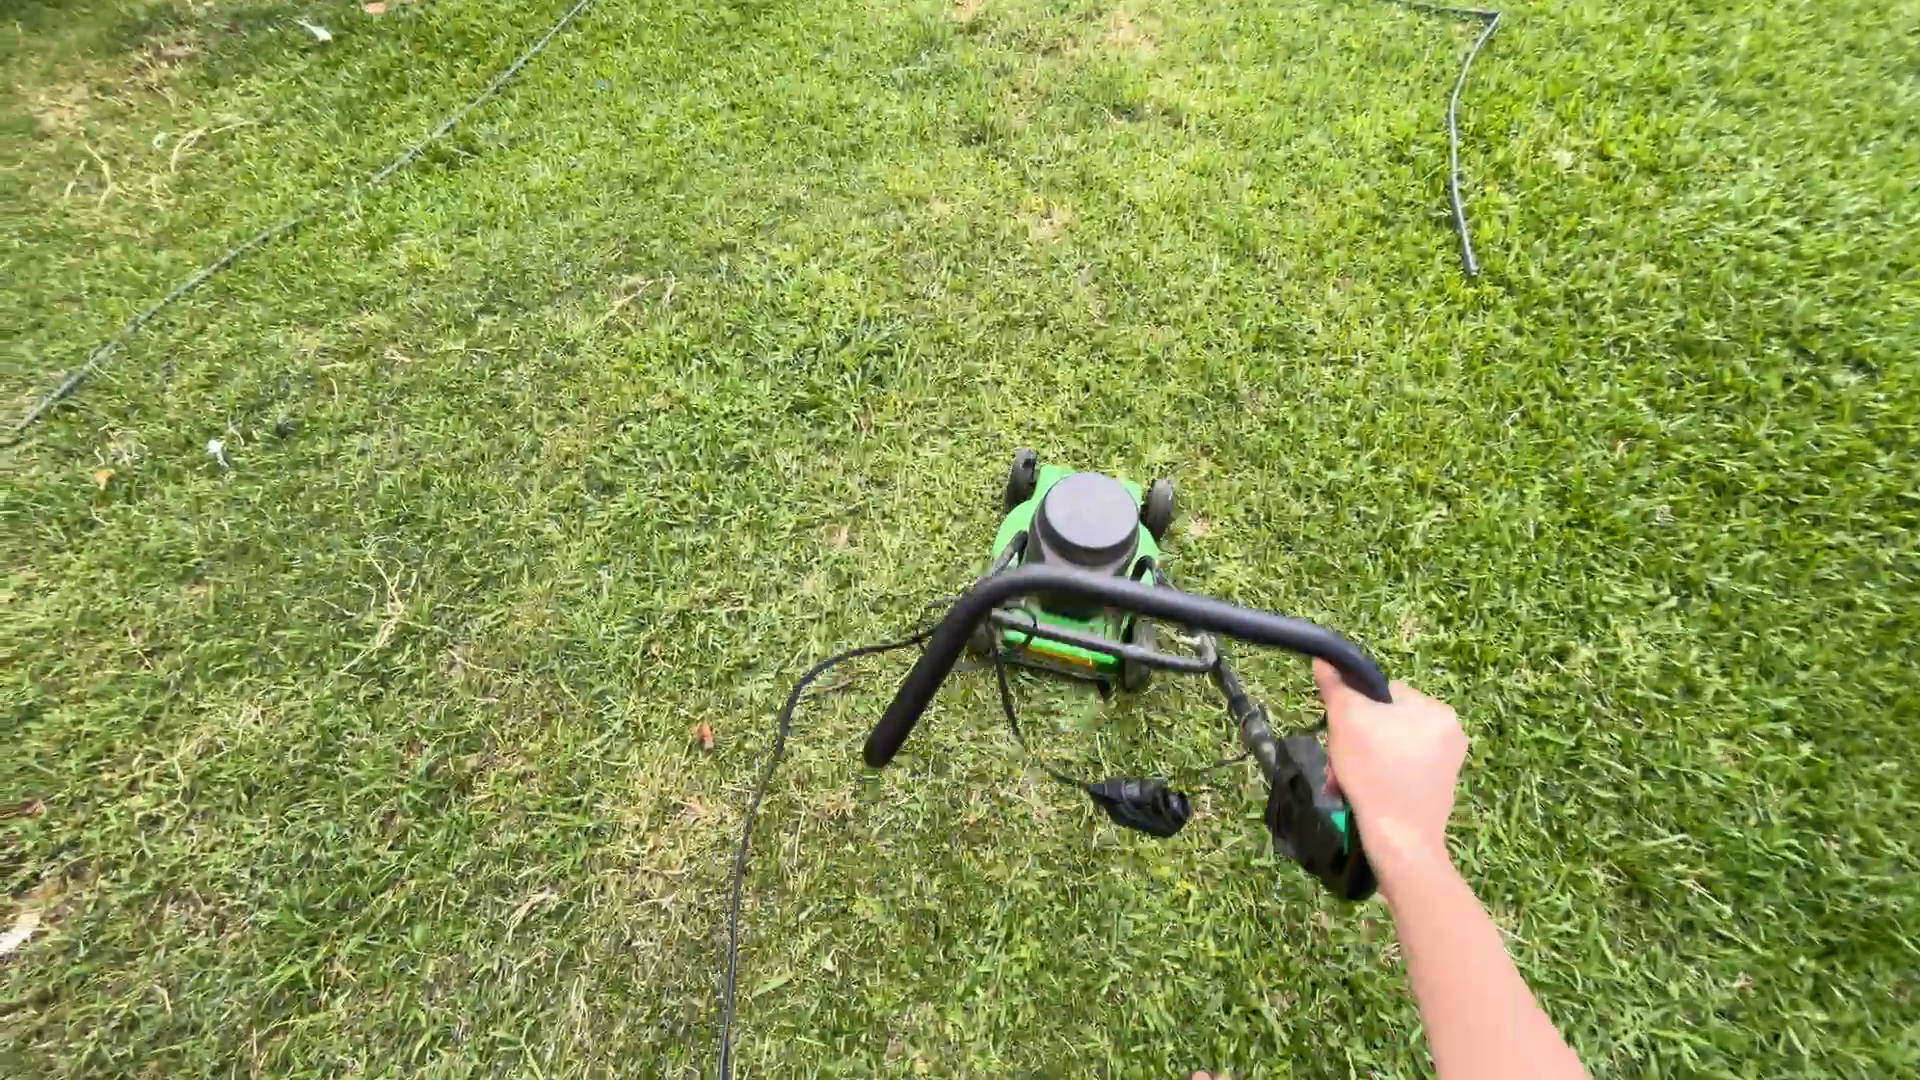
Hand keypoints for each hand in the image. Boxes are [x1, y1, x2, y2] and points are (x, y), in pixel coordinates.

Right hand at [1313, 660, 1467, 890]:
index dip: (1354, 710)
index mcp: (1436, 709)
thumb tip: (1324, 659)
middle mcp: (1451, 731)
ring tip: (1346, 779)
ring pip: (1389, 744)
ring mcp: (1448, 761)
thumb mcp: (1344, 719)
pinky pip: (1401, 766)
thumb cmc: (1373, 771)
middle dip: (1357, 739)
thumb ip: (1335, 686)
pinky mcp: (1440, 786)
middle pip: (1385, 720)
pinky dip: (1379, 774)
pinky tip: (1362, 789)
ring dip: (1362, 757)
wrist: (1398, 838)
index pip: (1381, 693)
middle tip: (1340, 759)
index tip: (1340, 732)